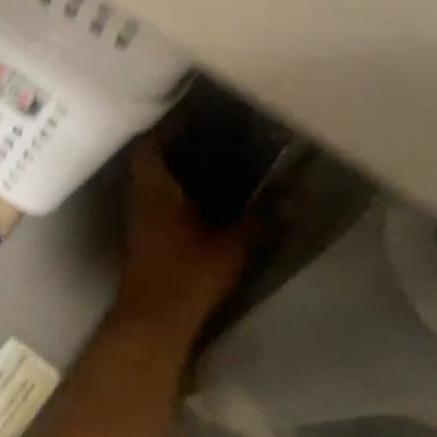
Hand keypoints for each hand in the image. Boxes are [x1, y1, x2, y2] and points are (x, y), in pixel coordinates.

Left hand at [113, 134, 250, 337]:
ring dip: (178, 173)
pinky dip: (179, 196)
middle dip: (178, 147)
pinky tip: (208, 199)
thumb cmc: (187, 276)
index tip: (197, 114)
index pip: (149, 145)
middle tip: (216, 133)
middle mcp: (138, 203)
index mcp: (152, 191)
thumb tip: (298, 189)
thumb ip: (264, 214)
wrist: (153, 323)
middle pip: (150, 164)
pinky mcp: (144, 244)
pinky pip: (158, 207)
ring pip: (153, 187)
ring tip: (218, 159)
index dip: (168, 126)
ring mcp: (138, 225)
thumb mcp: (233, 243)